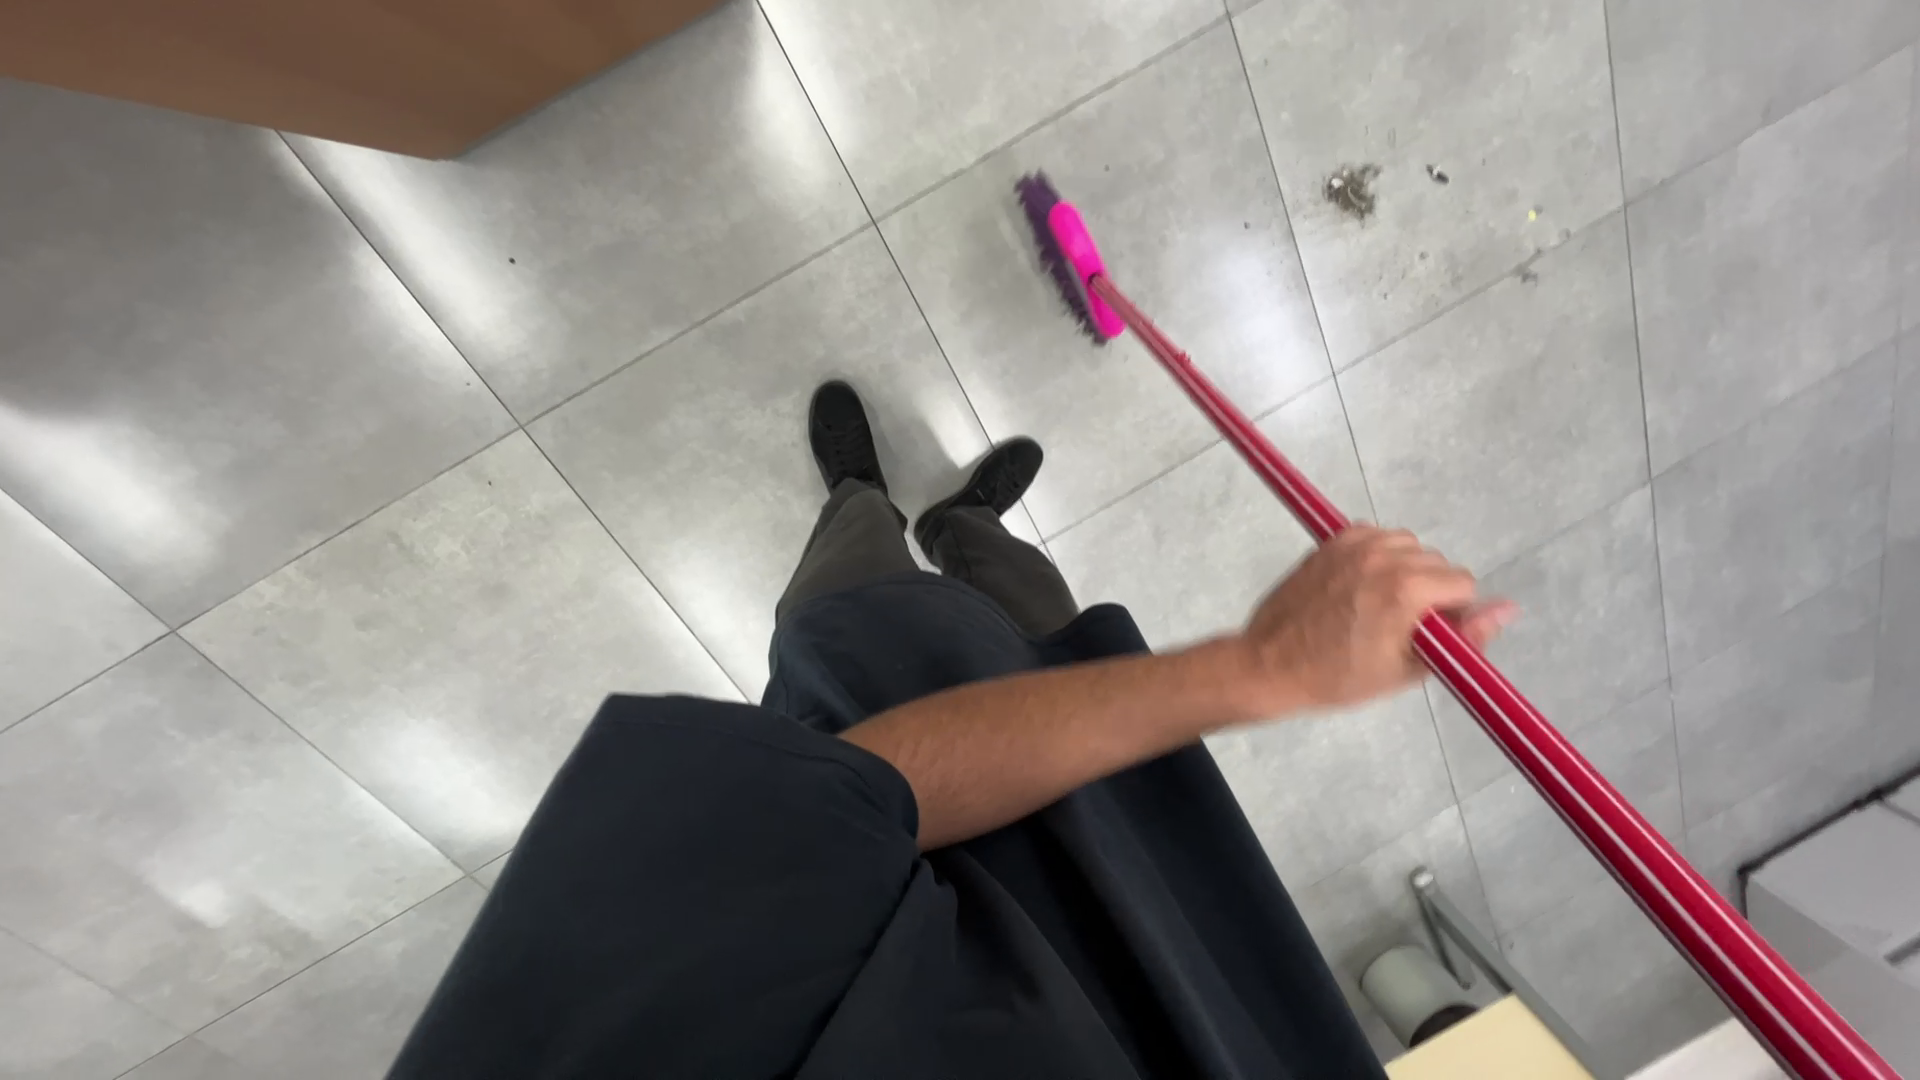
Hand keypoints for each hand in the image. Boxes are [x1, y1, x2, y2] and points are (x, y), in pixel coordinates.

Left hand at [1234, 526, 1514, 713]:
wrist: (1270, 664)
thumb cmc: (1337, 676)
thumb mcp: (1409, 668)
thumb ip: (1464, 636)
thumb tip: (1508, 608)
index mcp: (1405, 589)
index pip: (1463, 583)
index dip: (1452, 612)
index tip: (1425, 633)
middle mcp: (1380, 557)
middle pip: (1436, 562)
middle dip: (1429, 590)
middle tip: (1397, 624)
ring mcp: (1350, 545)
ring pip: (1406, 545)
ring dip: (1403, 569)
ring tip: (1377, 604)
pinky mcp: (1328, 542)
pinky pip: (1373, 536)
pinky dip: (1375, 554)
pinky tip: (1360, 584)